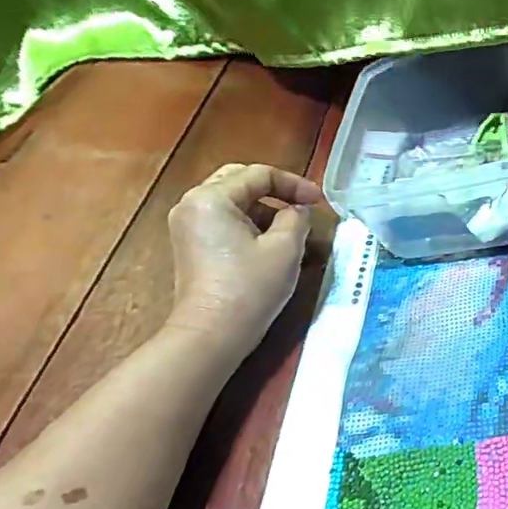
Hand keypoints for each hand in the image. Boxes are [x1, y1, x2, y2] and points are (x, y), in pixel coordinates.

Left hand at [164, 163, 324, 360]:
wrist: (212, 334)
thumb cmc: (250, 288)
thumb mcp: (286, 248)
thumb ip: (296, 218)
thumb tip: (297, 211)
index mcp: (212, 198)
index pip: (259, 174)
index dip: (295, 184)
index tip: (320, 202)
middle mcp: (192, 203)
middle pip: (239, 180)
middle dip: (276, 190)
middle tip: (303, 205)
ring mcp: (187, 225)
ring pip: (231, 200)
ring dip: (263, 207)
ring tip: (291, 225)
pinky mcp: (190, 244)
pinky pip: (222, 219)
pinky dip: (248, 222)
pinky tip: (269, 240)